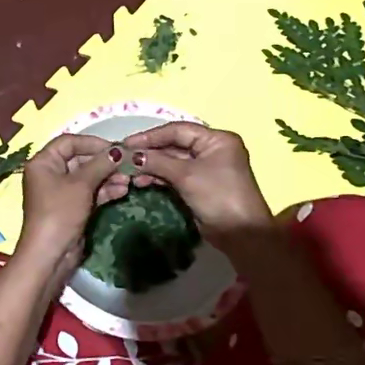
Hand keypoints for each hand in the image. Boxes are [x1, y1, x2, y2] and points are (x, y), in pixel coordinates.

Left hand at [18, 133, 128, 273]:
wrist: (51, 254)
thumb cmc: (60, 212)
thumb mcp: (80, 185)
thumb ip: (100, 164)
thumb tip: (119, 151)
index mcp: (43, 162)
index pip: (69, 142)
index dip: (92, 142)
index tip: (116, 147)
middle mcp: (50, 173)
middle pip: (80, 159)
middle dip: (104, 162)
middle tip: (128, 164)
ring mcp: (61, 191)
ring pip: (88, 177)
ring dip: (108, 177)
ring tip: (129, 180)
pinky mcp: (72, 207)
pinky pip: (90, 192)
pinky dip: (105, 190)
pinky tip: (123, 190)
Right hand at [120, 123, 271, 242]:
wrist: (239, 234)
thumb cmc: (218, 196)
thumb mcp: (186, 175)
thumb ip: (158, 162)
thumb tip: (131, 156)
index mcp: (216, 139)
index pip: (178, 130)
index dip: (151, 136)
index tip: (127, 143)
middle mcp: (212, 150)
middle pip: (174, 145)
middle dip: (150, 153)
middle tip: (124, 158)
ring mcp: (205, 168)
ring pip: (172, 161)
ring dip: (151, 167)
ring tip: (130, 175)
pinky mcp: (198, 185)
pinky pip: (175, 175)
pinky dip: (159, 178)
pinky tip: (141, 182)